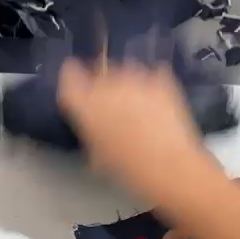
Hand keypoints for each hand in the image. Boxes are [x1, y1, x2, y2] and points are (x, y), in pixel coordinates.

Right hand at [57, 58, 219, 204]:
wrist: (170, 166)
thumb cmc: (128, 169)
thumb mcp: (97, 155)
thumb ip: (90, 131)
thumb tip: (94, 124)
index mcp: (84, 104)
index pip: (69, 76)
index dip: (72, 77)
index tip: (77, 84)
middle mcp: (106, 84)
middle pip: (98, 71)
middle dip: (102, 82)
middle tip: (111, 103)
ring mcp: (135, 77)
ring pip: (125, 69)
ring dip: (127, 80)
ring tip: (136, 102)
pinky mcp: (161, 78)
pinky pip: (152, 74)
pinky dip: (152, 83)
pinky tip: (157, 100)